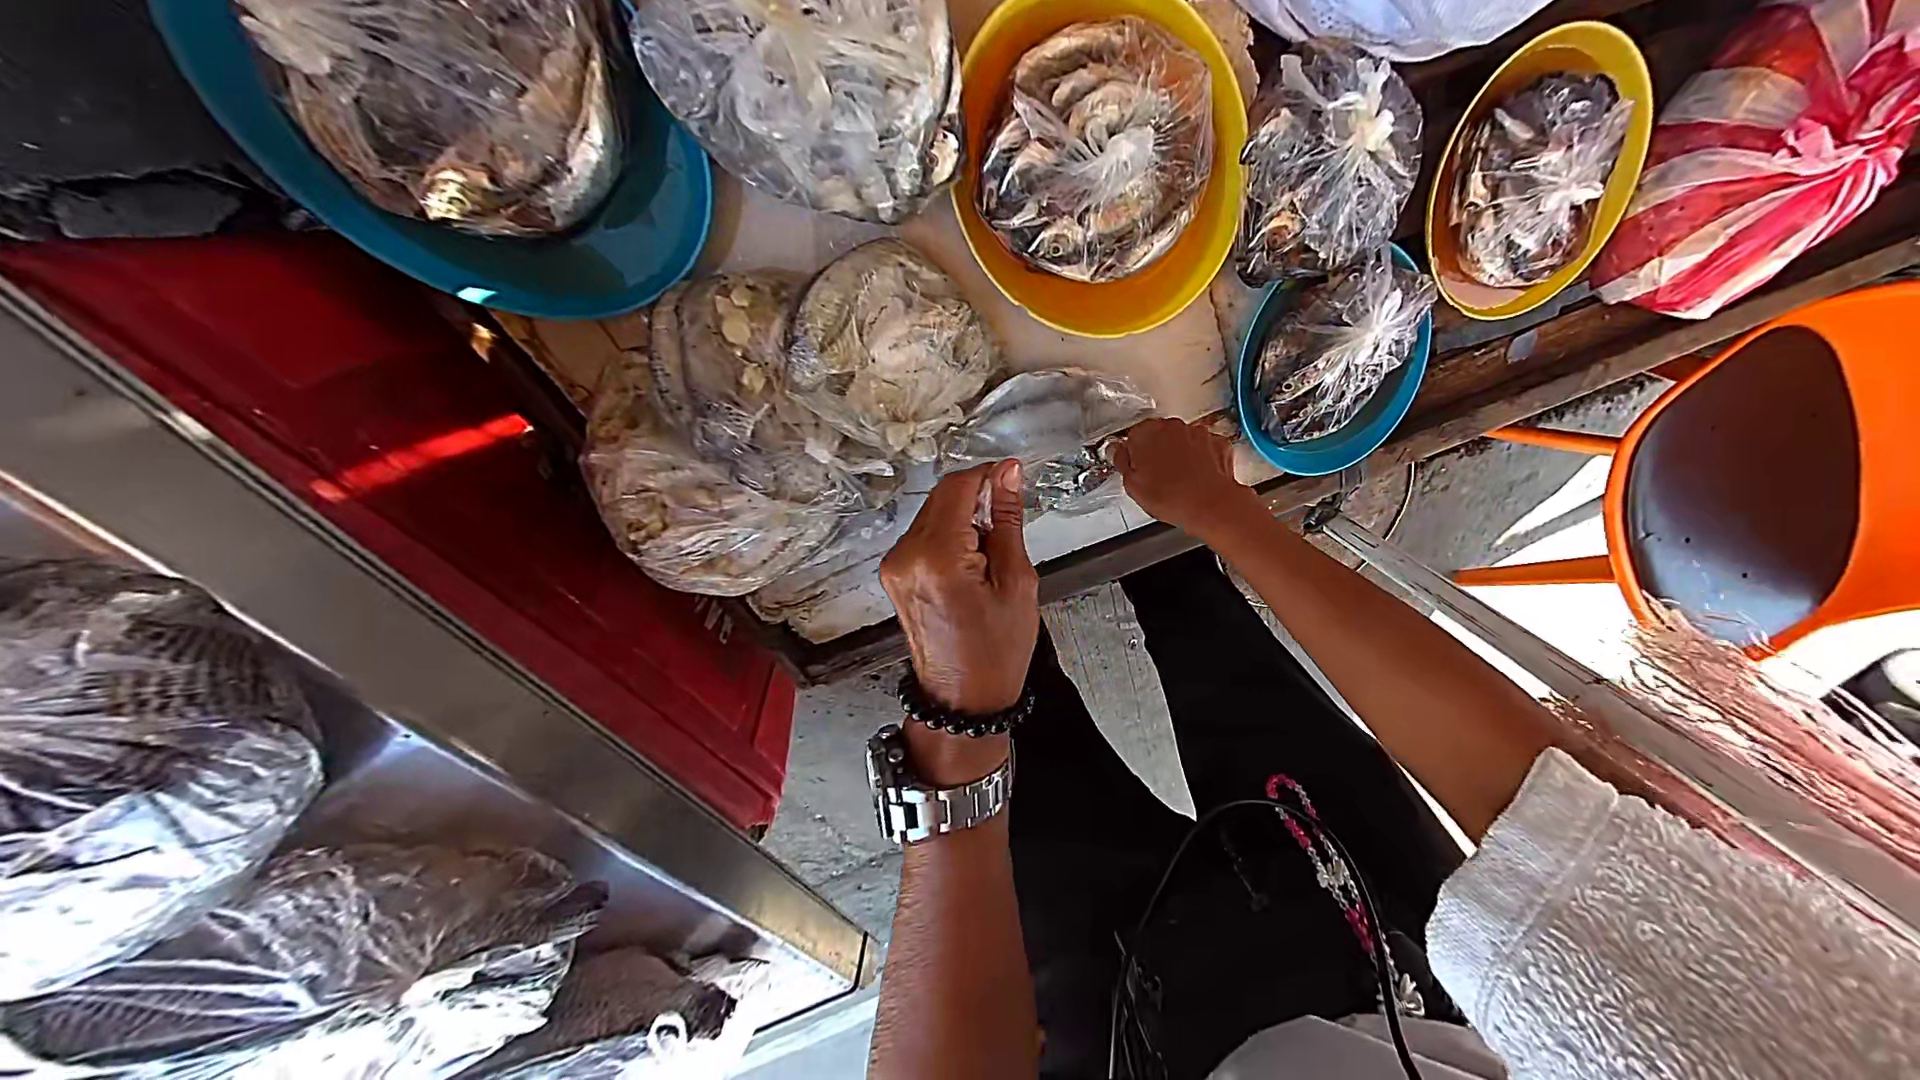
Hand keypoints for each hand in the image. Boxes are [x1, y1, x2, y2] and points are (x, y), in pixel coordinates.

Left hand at [880, 461, 1038, 782]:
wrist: (963, 697)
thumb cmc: (994, 653)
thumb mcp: (1016, 581)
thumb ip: (1006, 519)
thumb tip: (1006, 477)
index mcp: (937, 558)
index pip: (957, 487)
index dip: (987, 474)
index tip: (1009, 475)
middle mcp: (906, 558)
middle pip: (940, 497)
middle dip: (976, 497)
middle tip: (1007, 518)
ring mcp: (895, 566)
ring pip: (931, 513)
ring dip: (963, 517)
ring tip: (990, 553)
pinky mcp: (894, 574)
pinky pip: (923, 535)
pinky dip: (949, 535)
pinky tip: (971, 562)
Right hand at [1114, 418, 1262, 539]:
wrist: (1210, 506)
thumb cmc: (1172, 497)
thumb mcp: (1132, 485)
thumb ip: (1122, 462)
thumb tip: (1118, 453)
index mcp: (1146, 433)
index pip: (1132, 436)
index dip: (1132, 453)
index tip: (1135, 466)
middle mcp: (1173, 427)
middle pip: (1158, 434)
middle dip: (1156, 451)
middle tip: (1155, 476)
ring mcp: (1198, 433)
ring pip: (1182, 440)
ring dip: (1179, 454)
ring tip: (1177, 480)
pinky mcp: (1218, 443)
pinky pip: (1204, 447)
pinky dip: (1200, 458)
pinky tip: (1194, 477)